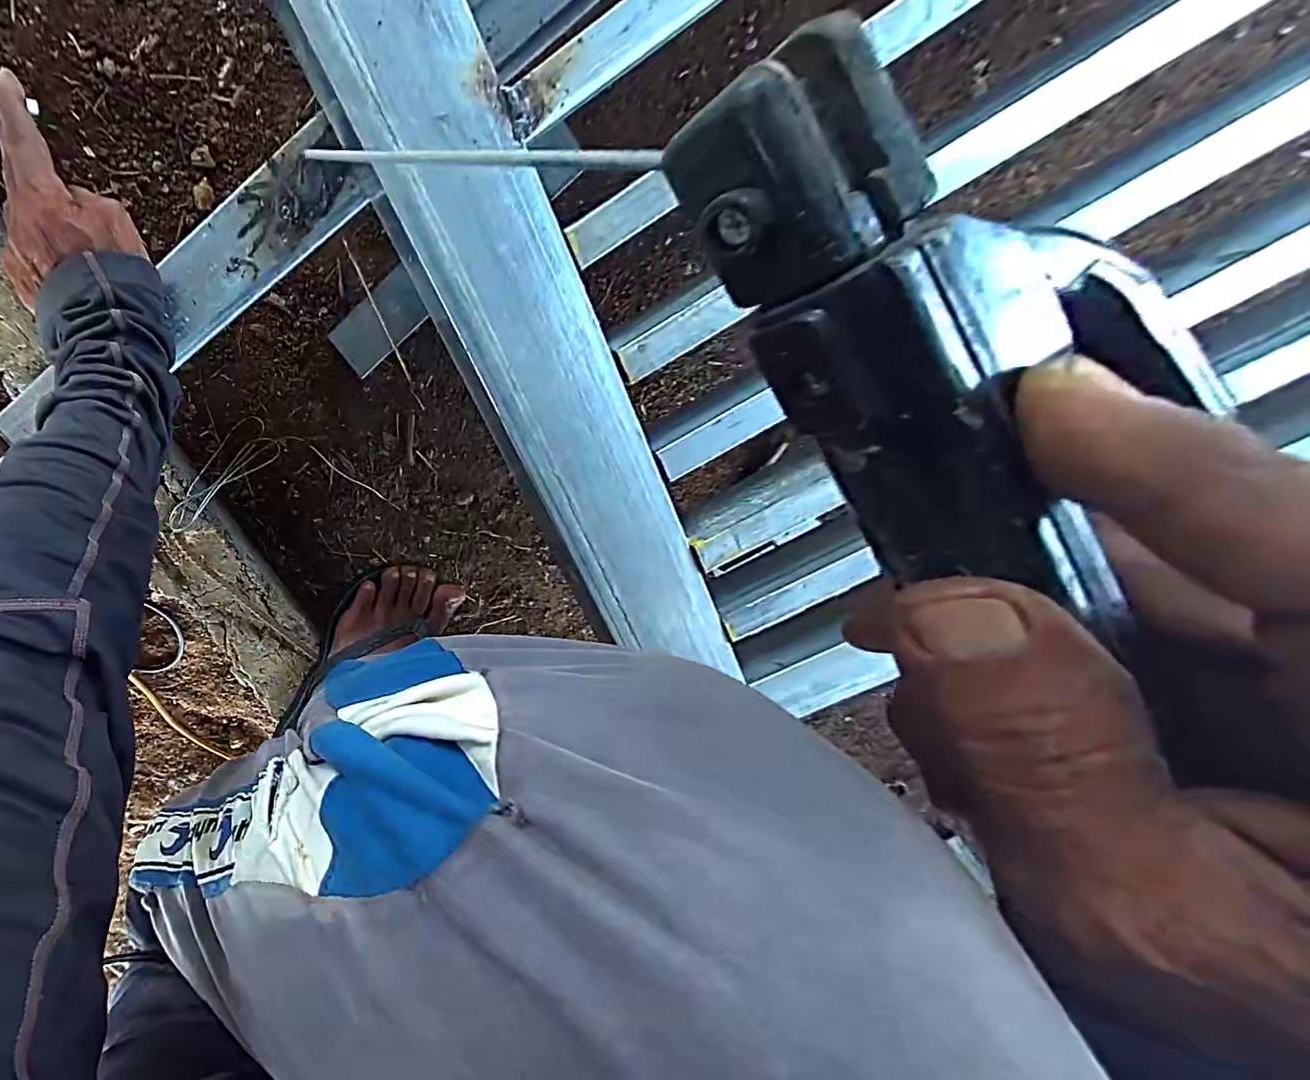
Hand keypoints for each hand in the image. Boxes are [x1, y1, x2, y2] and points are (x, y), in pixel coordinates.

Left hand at [0, 67, 147, 308]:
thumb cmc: (116, 281)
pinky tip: (69, 263)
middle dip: (26, 161)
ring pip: (26, 219)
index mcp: (41, 200)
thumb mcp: (117, 220)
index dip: (13, 107)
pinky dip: (46, 249)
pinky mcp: (22, 283)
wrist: (108, 333)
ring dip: (45, 217)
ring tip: (77, 238)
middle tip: (29, 143)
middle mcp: (19, 224)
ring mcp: (17, 256)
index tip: (6, 84)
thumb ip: (86, 198)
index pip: (22, 141)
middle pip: (16, 178)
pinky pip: (30, 251)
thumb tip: (71, 202)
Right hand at [846, 357, 1309, 1069]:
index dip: (1154, 453)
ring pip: (1136, 620)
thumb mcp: (1142, 919)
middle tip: (904, 637)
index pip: (1299, 537)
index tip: (1040, 396)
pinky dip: (1047, 686)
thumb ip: (1040, 762)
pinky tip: (1007, 746)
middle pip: (1173, 581)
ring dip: (1019, 657)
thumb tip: (940, 613)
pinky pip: (1137, 659)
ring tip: (966, 742)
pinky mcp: (1278, 712)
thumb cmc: (1279, 1036)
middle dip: (1015, 600)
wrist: (1284, 1060)